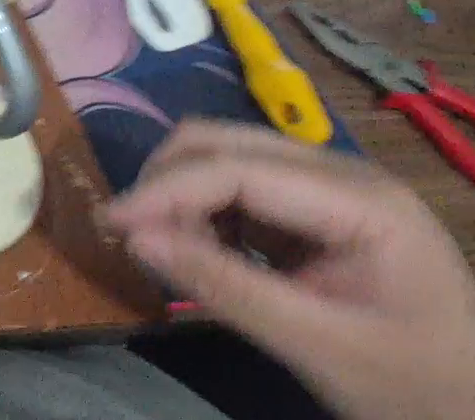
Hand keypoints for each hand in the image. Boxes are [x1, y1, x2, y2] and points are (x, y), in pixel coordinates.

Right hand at [106, 120, 474, 419]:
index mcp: (362, 202)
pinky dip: (197, 203)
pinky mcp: (308, 201)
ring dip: (176, 190)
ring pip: (215, 152)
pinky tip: (202, 244)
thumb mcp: (321, 346)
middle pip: (218, 142)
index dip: (164, 191)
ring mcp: (326, 183)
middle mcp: (341, 173)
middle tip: (136, 233)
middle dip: (164, 182)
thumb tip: (132, 238)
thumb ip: (225, 286)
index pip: (234, 169)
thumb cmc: (416, 385)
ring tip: (171, 243)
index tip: (112, 225)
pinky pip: (229, 178)